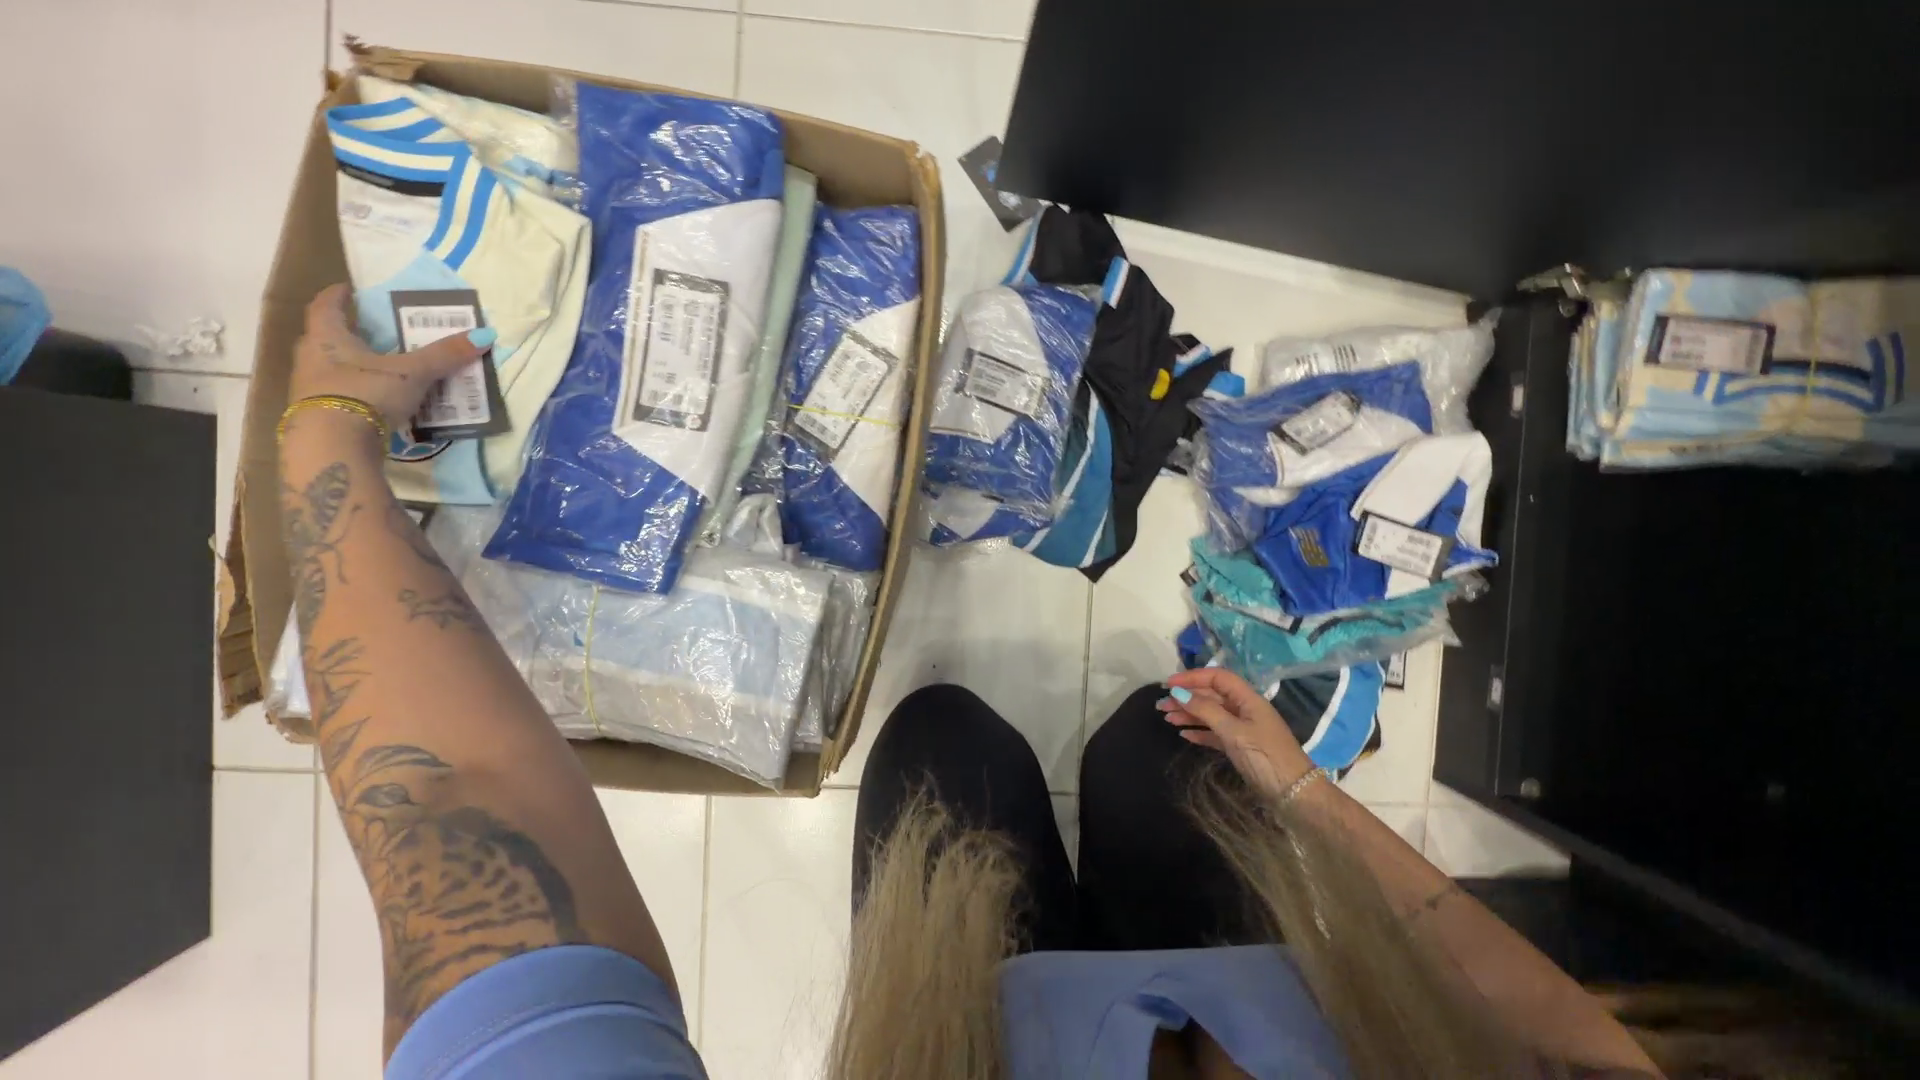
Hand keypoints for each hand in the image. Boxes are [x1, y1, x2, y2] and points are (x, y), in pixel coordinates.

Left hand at [287, 283, 495, 433]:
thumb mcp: (412, 372)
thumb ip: (445, 355)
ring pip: (331, 367)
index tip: (348, 289)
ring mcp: (310, 387)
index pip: (326, 305)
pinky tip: (375, 399)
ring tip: (379, 366)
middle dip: (348, 332)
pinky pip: (338, 394)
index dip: (337, 295)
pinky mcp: (317, 414)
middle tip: (372, 330)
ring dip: (352, 364)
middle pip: (326, 336)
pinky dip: (356, 391)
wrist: (332, 444)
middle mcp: (312, 357)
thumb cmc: (366, 392)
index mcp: (327, 336)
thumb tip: (485, 335)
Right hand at [1159, 667, 1316, 797]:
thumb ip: (1206, 711)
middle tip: (1161, 705)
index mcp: (1248, 699)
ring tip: (1167, 718)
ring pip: (1211, 715)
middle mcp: (1246, 710)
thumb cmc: (1265, 757)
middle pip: (1212, 696)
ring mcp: (1244, 729)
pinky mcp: (1242, 747)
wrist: (1295, 793)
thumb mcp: (1234, 732)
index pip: (1217, 678)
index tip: (1169, 684)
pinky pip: (1216, 733)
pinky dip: (1200, 732)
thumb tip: (1179, 693)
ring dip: (1189, 714)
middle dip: (1186, 697)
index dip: (1193, 677)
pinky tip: (1185, 734)